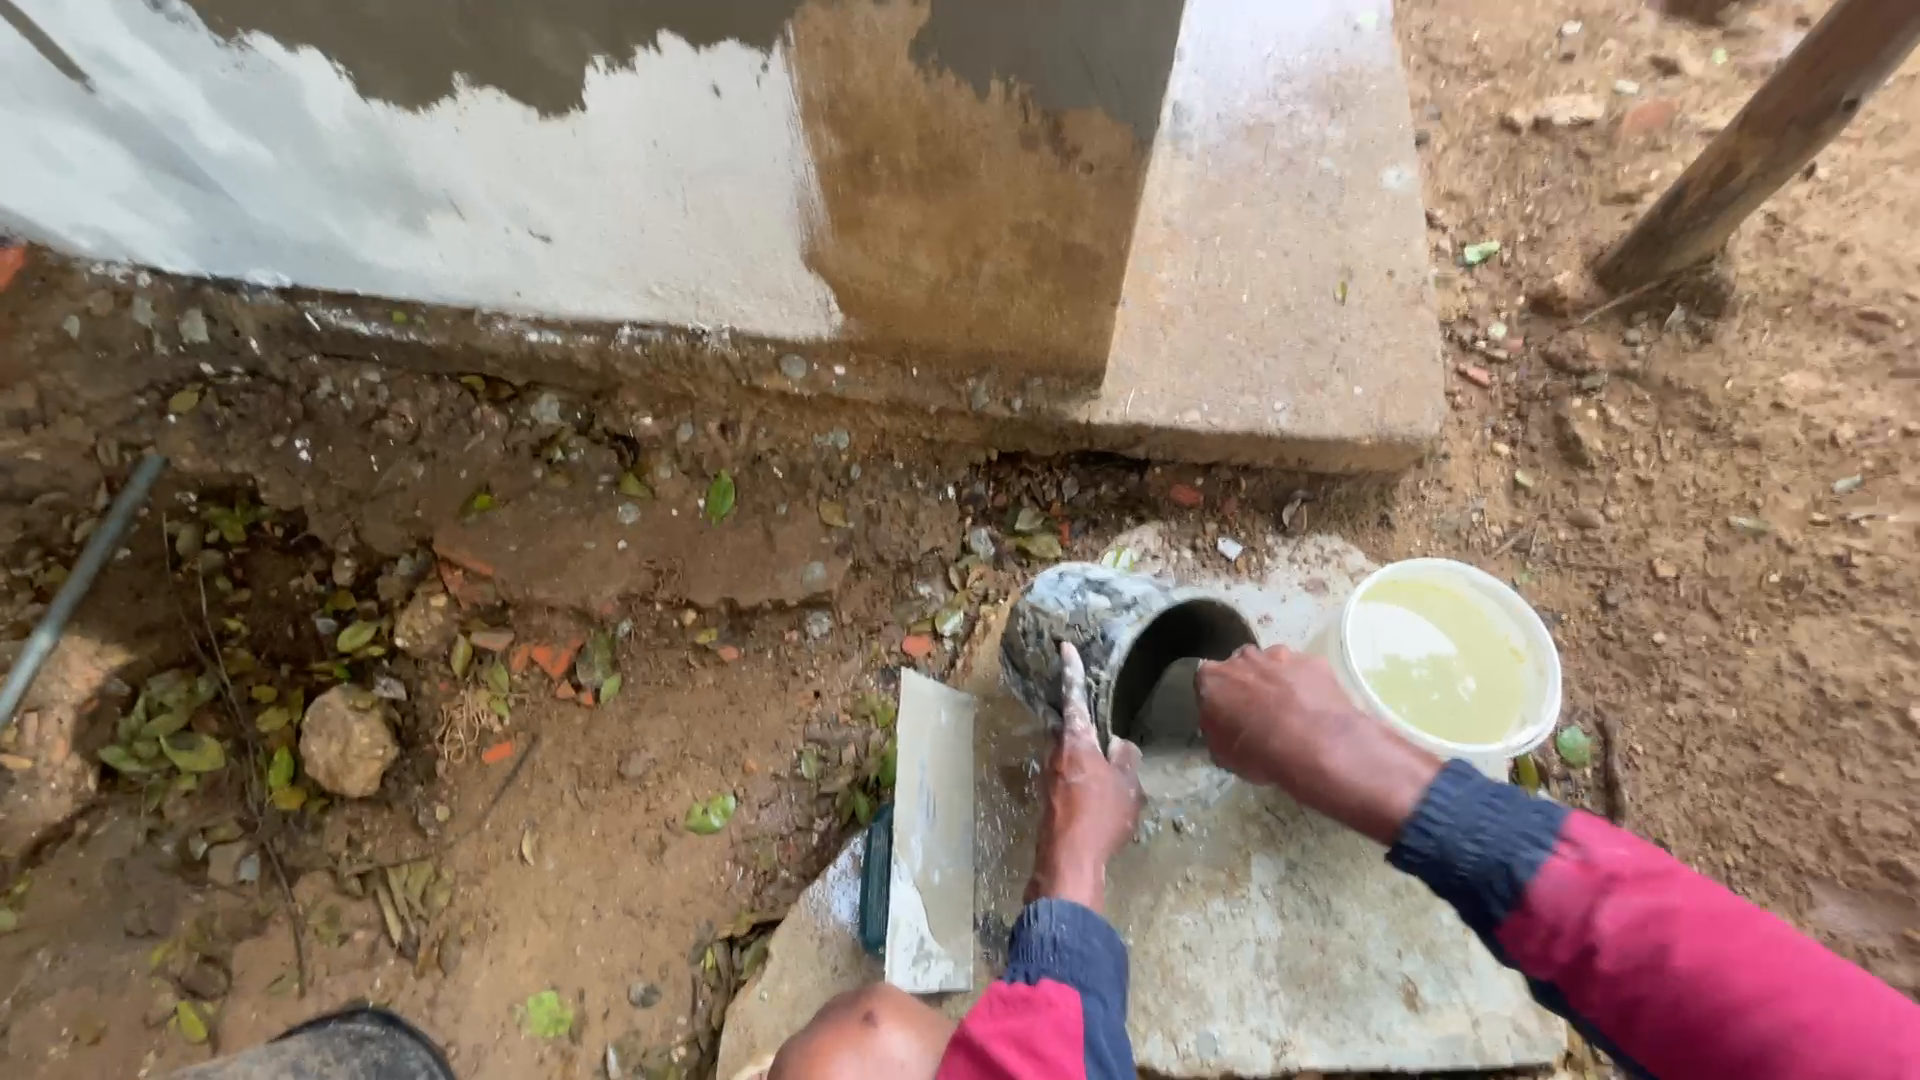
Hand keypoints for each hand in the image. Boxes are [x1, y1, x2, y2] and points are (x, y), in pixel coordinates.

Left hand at [1026, 642, 1144, 913]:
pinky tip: (1096, 793)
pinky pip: (1067, 773)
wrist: (1068, 859)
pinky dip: (1081, 774)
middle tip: (1100, 725)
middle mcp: (1056, 750)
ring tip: (1107, 768)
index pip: (1074, 696)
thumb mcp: (1127, 787)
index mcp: (1076, 740)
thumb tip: (1121, 745)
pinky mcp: (1048, 794)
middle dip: (1083, 723)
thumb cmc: (1101, 817)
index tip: (1064, 648)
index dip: (1071, 670)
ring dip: (1083, 753)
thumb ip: (1126, 761)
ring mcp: (1048, 773)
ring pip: (1067, 751)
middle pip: (1068, 726)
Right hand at [1194, 645, 1442, 844]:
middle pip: (1240, 666)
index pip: (1206, 682)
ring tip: (1291, 712)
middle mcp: (1242, 658)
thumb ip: (1216, 730)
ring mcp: (1280, 656)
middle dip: (1247, 684)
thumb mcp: (1221, 753)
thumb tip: (1222, 727)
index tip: (1228, 716)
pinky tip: (1315, 709)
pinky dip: (1306, 685)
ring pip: (1273, 664)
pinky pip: (1304, 672)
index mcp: (1211, 678)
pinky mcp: (1313, 662)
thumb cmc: (1257, 752)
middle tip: (1259, 713)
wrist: (1314, 745)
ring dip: (1277, 681)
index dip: (1218, 699)